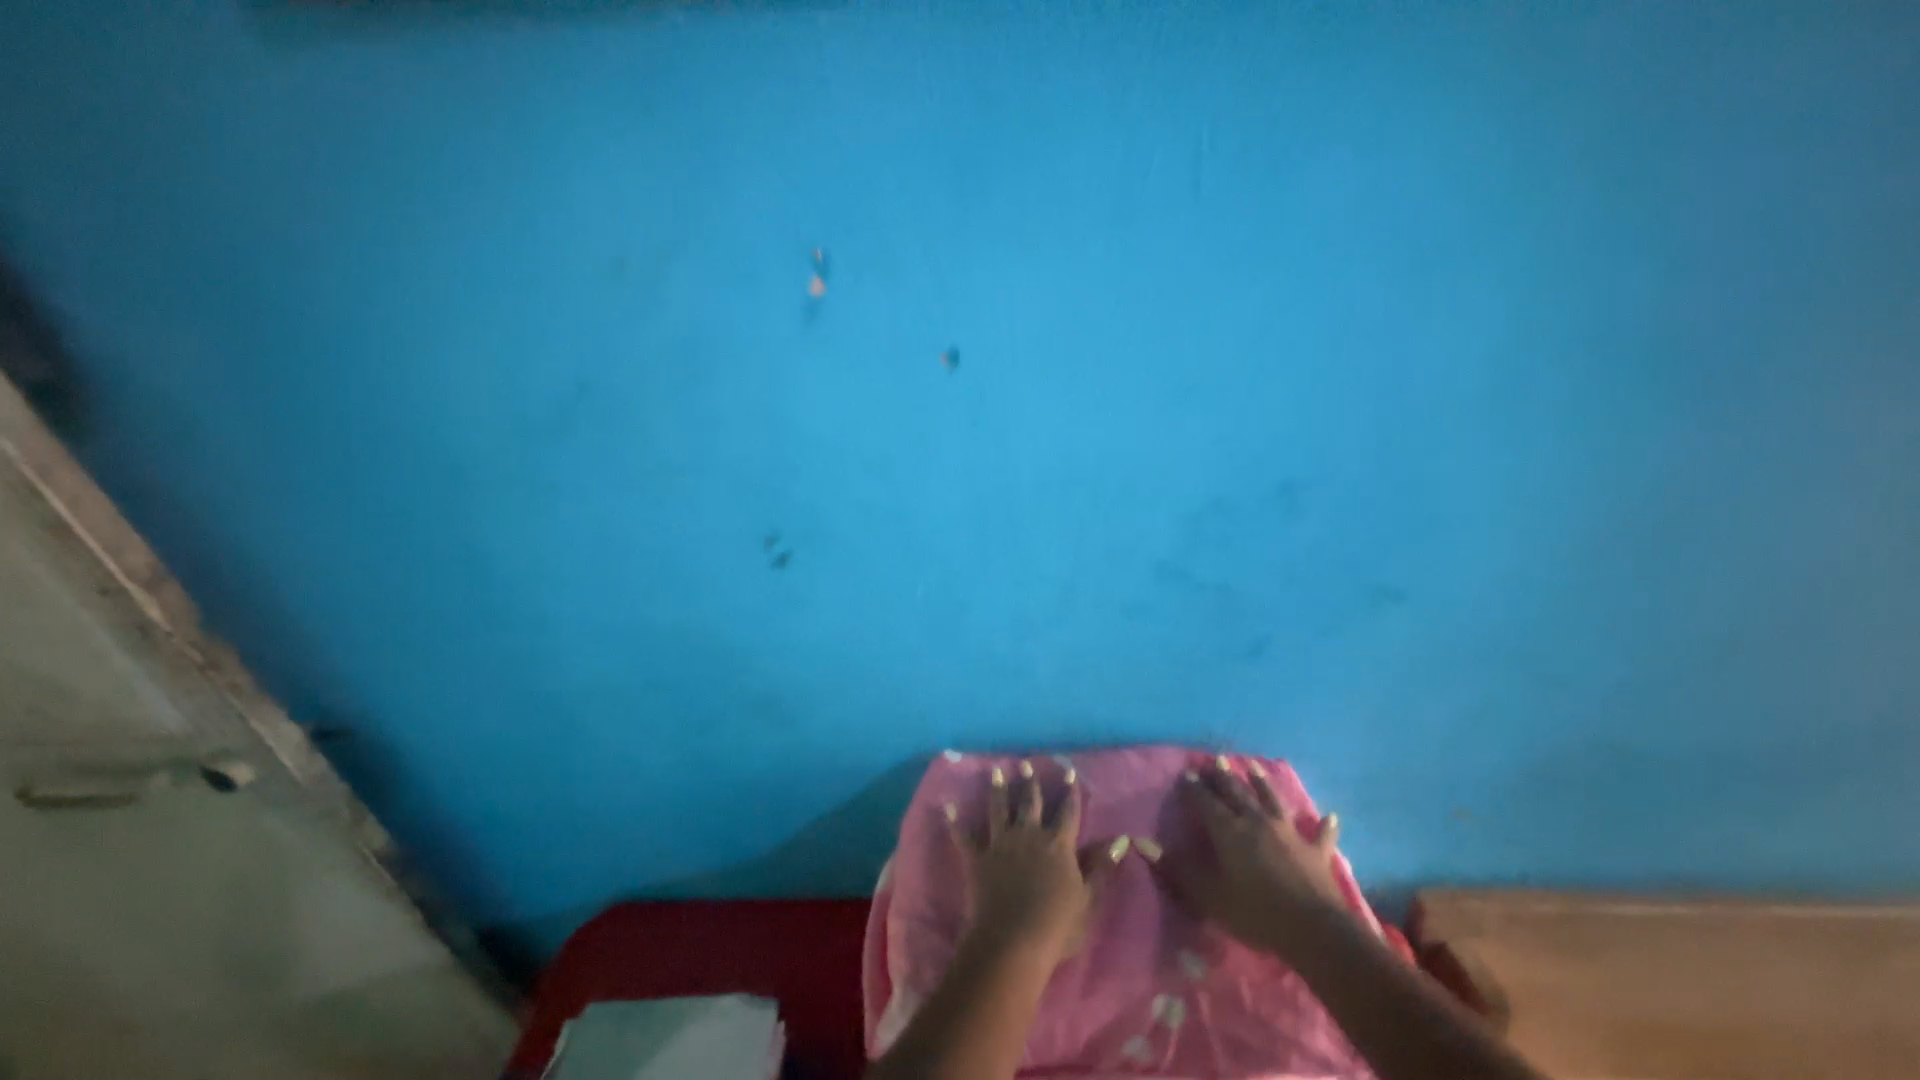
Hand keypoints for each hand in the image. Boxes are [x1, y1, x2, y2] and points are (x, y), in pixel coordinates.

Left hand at [946, 761, 1117, 962]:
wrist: (1014, 940)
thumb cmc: (1058, 926)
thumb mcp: (1089, 899)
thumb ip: (1102, 867)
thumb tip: (1120, 839)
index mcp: (1059, 845)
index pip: (1068, 812)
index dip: (1070, 792)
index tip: (1069, 772)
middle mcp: (1029, 836)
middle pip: (1031, 803)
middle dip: (1030, 783)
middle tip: (1026, 764)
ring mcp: (1001, 845)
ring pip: (998, 809)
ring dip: (997, 789)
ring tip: (995, 771)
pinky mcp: (977, 859)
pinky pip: (963, 836)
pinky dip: (955, 821)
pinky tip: (948, 806)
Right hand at [1150, 757, 1346, 953]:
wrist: (1314, 929)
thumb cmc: (1254, 913)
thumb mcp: (1207, 894)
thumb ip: (1176, 867)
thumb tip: (1141, 841)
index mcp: (1229, 831)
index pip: (1207, 802)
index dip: (1195, 788)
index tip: (1188, 773)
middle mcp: (1257, 823)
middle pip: (1237, 794)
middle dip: (1224, 777)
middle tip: (1216, 760)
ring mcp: (1289, 834)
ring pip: (1272, 801)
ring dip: (1262, 783)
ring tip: (1253, 766)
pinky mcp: (1316, 851)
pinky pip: (1319, 834)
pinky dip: (1324, 825)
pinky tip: (1330, 817)